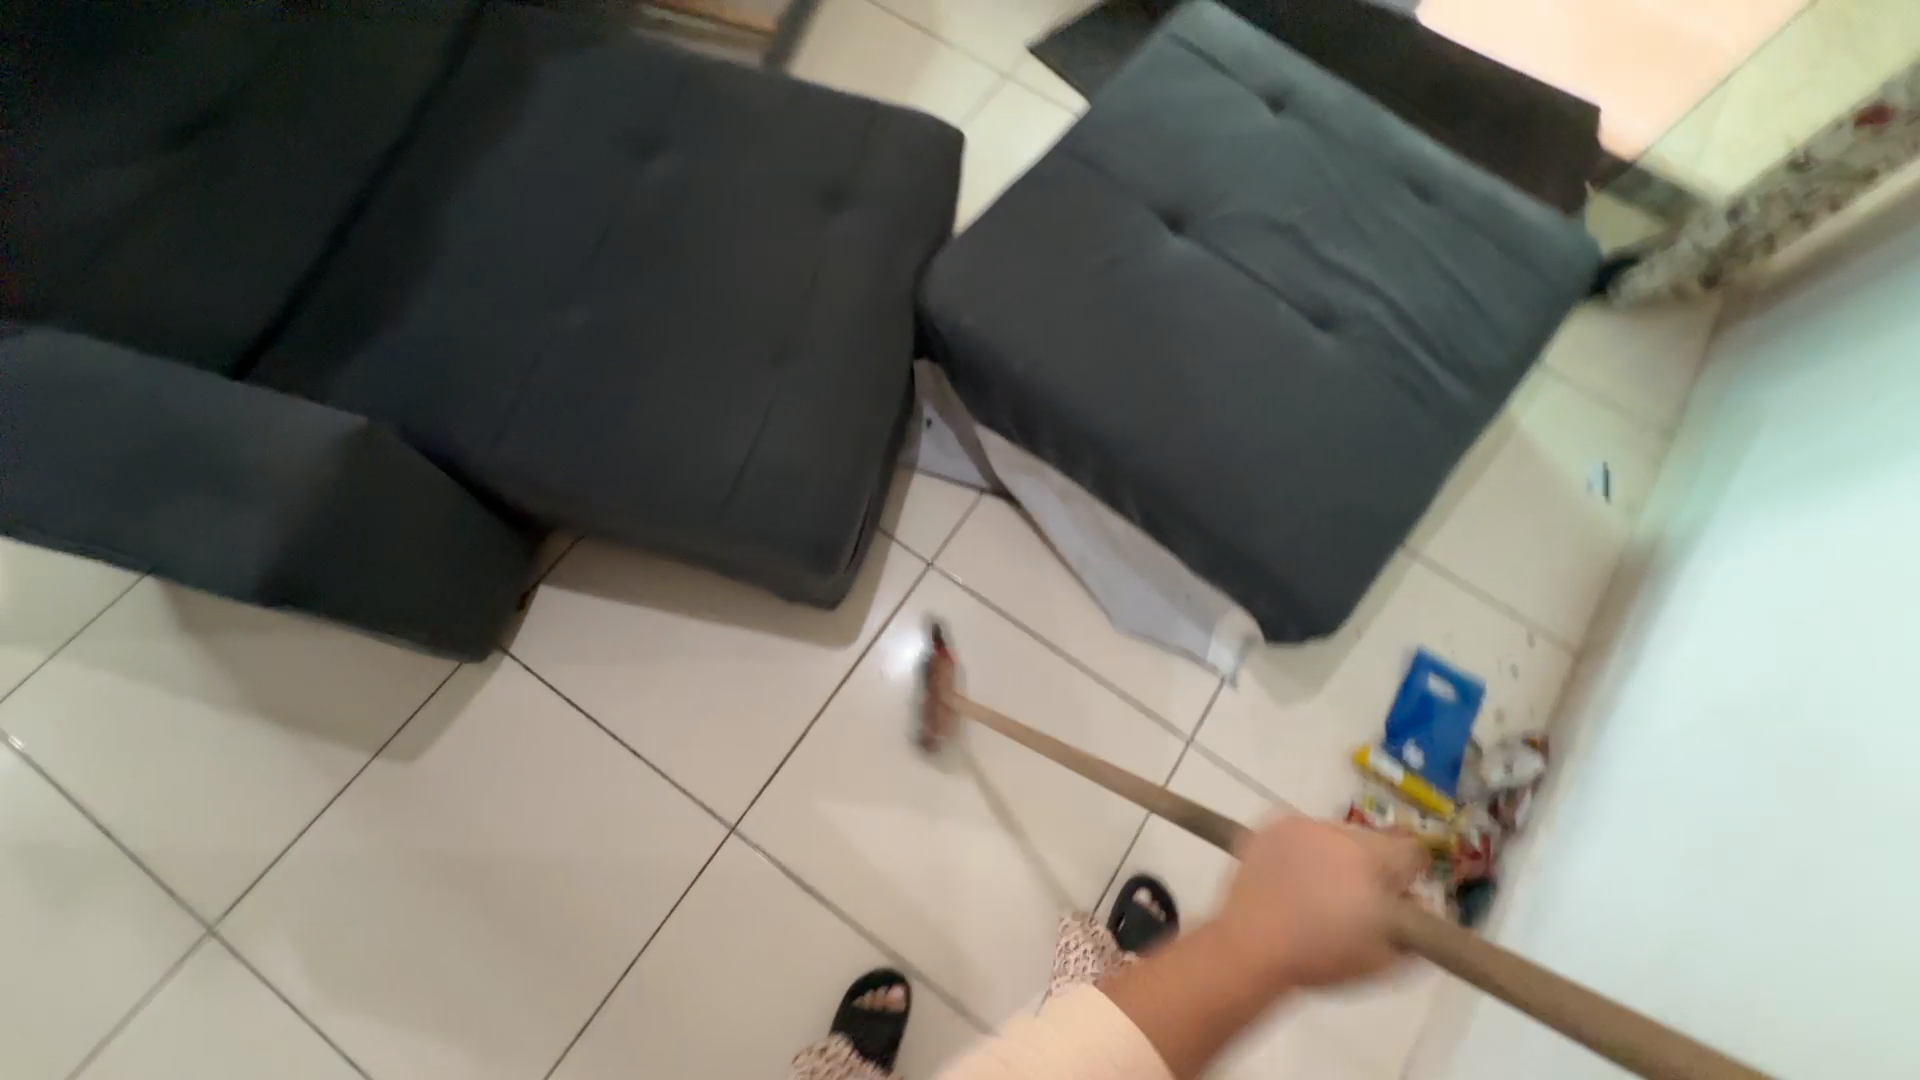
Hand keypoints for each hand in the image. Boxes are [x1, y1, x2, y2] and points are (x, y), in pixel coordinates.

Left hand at [1216, 816, 1425, 988]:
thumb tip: (1420, 902)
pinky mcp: (1269, 825)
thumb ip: (1417, 925)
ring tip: (1318, 889)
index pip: (1411, 850)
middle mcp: (1336, 832)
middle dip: (1371, 864)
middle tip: (1356, 897)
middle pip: (1371, 840)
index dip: (1410, 873)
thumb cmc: (1323, 956)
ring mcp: (1299, 824)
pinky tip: (1293, 876)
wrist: (1251, 944)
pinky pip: (1301, 833)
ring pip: (1335, 835)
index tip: (1400, 893)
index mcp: (1371, 860)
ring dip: (1336, 854)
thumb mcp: (1387, 956)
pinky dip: (1304, 849)